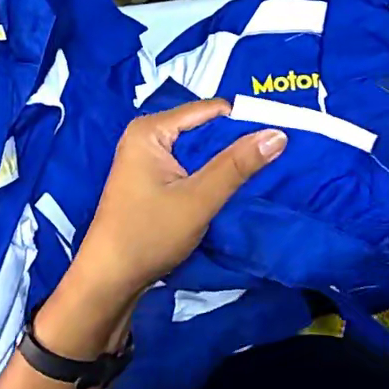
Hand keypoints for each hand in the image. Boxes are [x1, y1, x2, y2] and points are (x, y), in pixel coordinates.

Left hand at [40, 100, 284, 359]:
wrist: (110, 278)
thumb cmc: (148, 234)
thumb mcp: (198, 199)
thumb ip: (237, 165)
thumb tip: (278, 133)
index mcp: (150, 129)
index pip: (209, 110)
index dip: (244, 122)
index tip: (278, 138)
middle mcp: (146, 135)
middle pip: (203, 128)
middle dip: (235, 143)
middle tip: (274, 158)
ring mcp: (147, 157)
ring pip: (198, 149)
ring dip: (224, 161)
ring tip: (258, 174)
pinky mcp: (151, 177)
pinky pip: (189, 164)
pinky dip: (209, 174)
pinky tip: (230, 188)